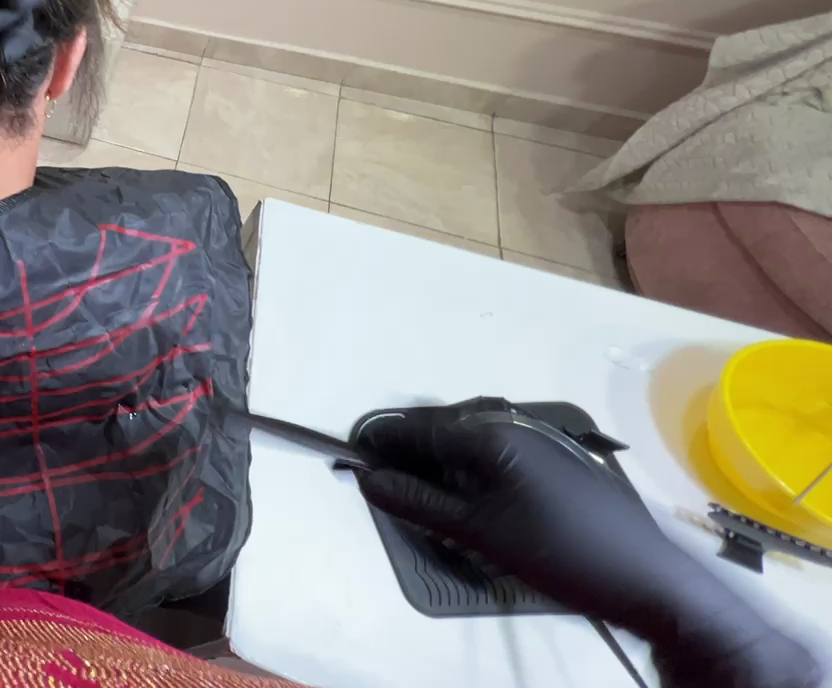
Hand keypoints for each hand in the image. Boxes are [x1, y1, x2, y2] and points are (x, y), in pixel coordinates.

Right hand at [355, 401, 819, 687]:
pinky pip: (493, 456)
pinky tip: (470, 500)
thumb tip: (365, 478)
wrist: (660, 588)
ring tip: (426, 497)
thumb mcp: (478, 532)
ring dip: (438, 465)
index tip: (353, 461)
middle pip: (438, 432)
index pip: (414, 430)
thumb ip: (415, 501)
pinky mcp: (556, 462)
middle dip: (408, 456)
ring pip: (465, 445)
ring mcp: (538, 442)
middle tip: (389, 485)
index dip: (380, 445)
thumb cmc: (561, 552)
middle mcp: (510, 426)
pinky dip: (469, 472)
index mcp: (489, 434)